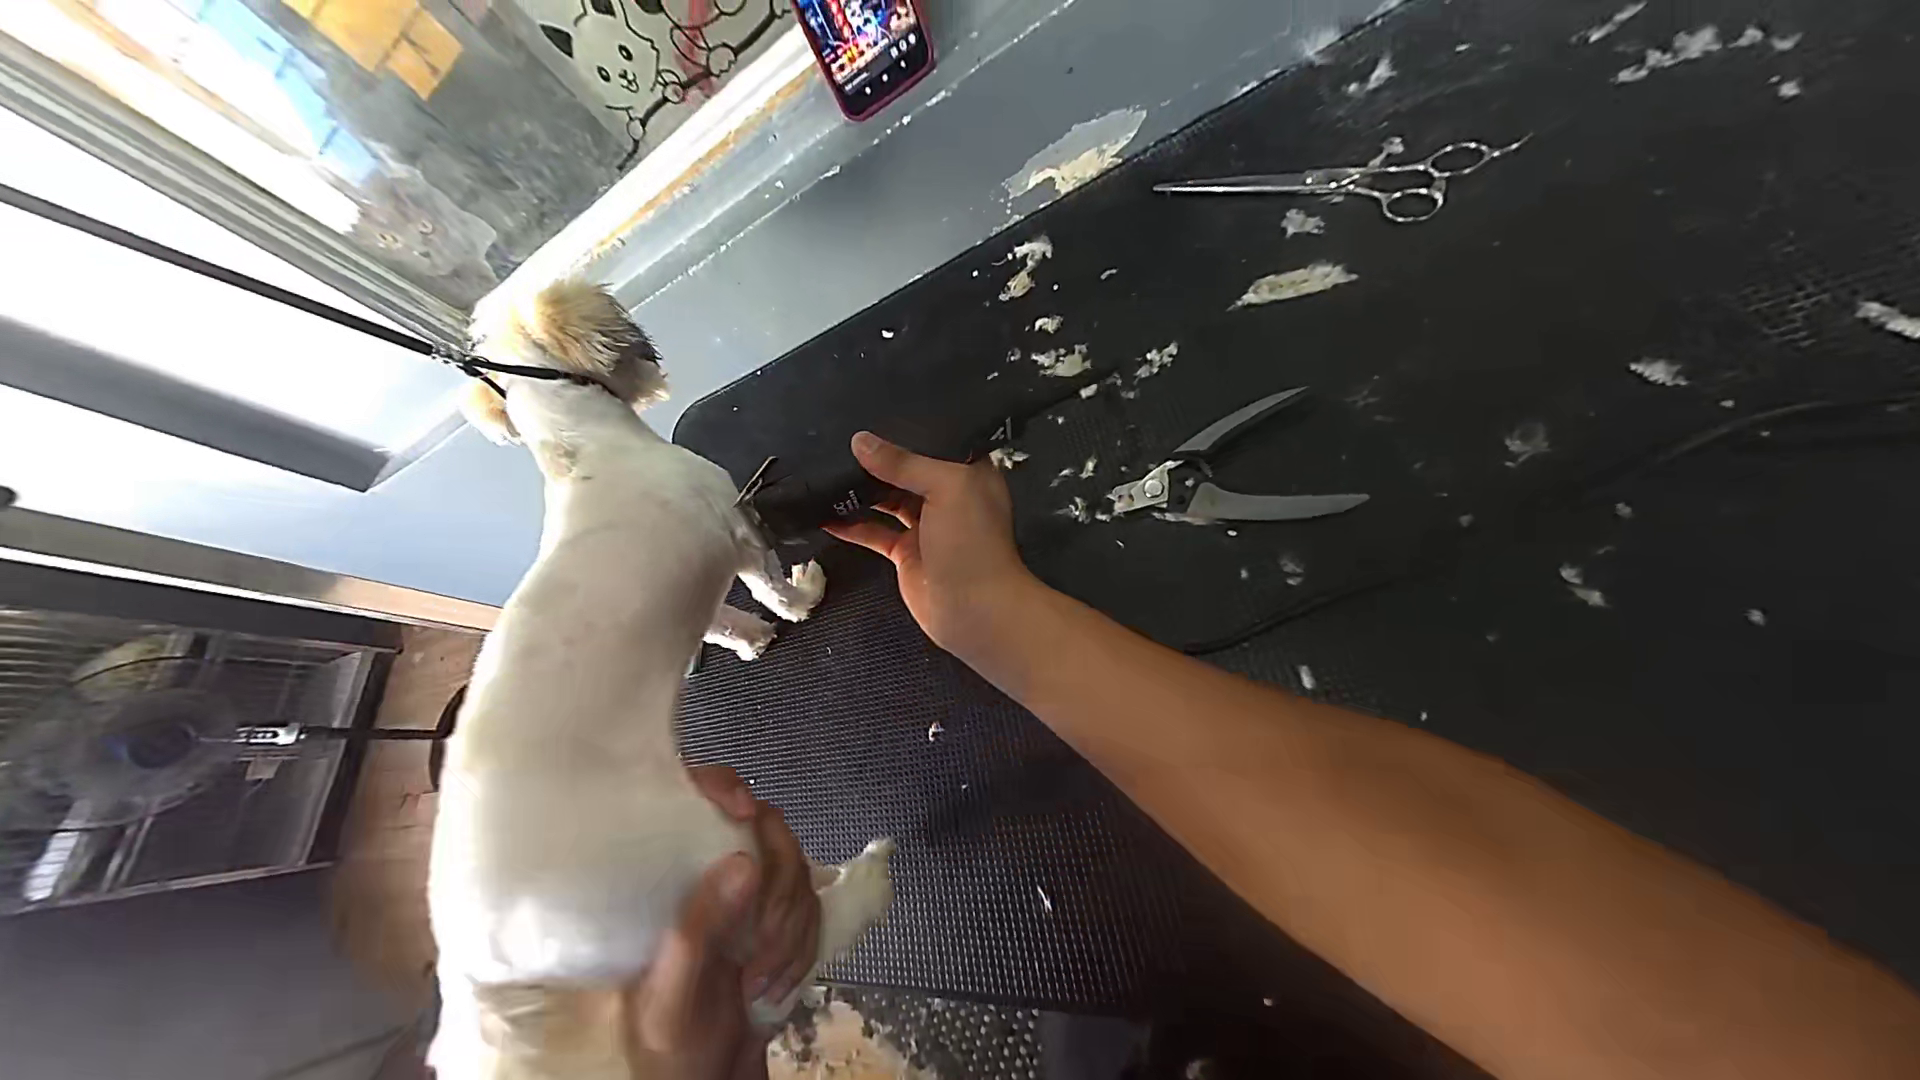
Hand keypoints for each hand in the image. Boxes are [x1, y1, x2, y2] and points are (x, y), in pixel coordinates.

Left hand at [624, 767, 821, 1079]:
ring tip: (760, 979)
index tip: (744, 810)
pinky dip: (804, 944)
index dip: (722, 784)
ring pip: (798, 865)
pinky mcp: (781, 910)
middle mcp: (713, 867)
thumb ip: (699, 930)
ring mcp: (752, 887)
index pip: (693, 794)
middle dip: (776, 890)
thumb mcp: (668, 997)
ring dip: (791, 928)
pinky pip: (814, 902)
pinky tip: (777, 981)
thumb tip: (744, 860)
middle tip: (758, 944)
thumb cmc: (667, 1046)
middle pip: (768, 827)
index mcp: (669, 875)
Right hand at [824, 432, 1039, 658]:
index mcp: (969, 473)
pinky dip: (850, 524)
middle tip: (839, 440)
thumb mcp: (947, 487)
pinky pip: (873, 532)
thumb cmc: (972, 541)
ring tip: (825, 470)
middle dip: (879, 459)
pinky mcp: (905, 552)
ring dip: (860, 489)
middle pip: (908, 471)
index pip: (937, 441)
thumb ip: (904, 463)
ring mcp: (925, 526)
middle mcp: (948, 496)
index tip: (874, 414)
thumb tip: (861, 441)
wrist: (975, 608)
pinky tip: (824, 514)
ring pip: (887, 499)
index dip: (909, 429)